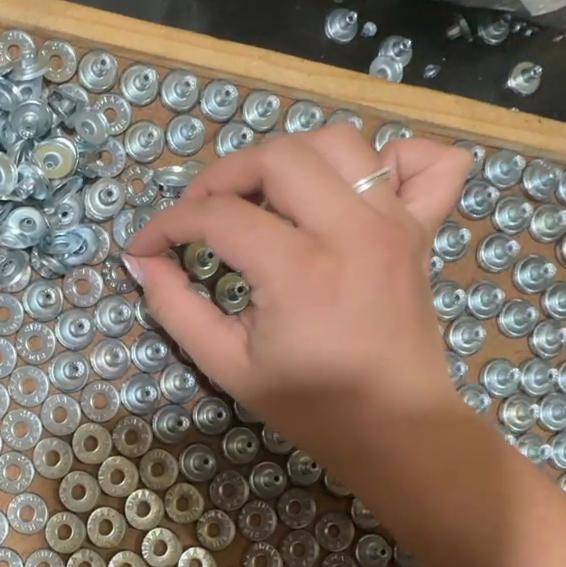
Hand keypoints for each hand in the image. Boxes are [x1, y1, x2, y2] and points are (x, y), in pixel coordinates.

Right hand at [122, 125, 471, 470]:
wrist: (391, 424)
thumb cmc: (305, 401)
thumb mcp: (223, 362)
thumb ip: (175, 308)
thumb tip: (142, 264)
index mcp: (299, 269)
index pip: (218, 216)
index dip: (166, 226)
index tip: (142, 248)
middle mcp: (352, 229)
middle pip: (277, 156)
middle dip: (219, 177)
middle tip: (194, 215)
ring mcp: (396, 221)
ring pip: (339, 142)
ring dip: (285, 159)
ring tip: (257, 198)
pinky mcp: (422, 226)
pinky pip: (424, 161)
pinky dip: (387, 158)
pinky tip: (347, 190)